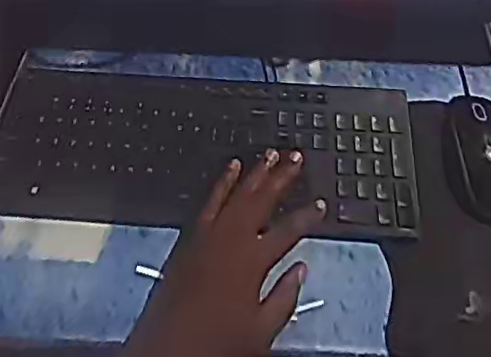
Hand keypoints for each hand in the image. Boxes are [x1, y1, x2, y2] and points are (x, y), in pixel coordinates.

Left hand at [125, 149, 326, 356]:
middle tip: (296, 157)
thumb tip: (301, 270)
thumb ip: (284, 297)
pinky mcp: (193, 232)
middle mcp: (233, 238)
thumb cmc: (216, 342)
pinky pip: (212, 197)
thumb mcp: (260, 331)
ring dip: (257, 171)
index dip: (307, 216)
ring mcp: (211, 231)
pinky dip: (224, 179)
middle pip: (263, 199)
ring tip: (271, 153)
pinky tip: (233, 165)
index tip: (320, 204)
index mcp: (253, 260)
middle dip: (282, 176)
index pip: (289, 230)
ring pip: (239, 191)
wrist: (170, 346)